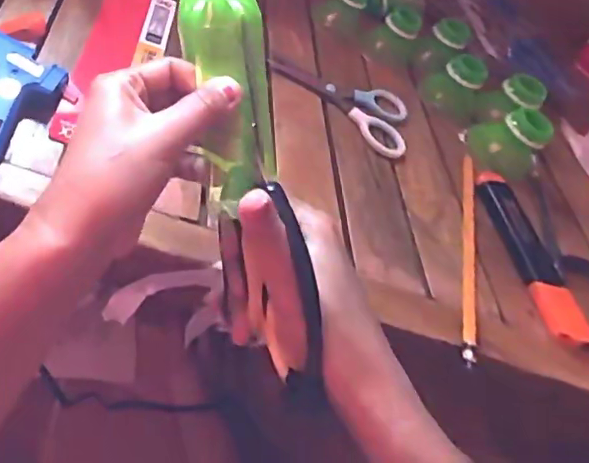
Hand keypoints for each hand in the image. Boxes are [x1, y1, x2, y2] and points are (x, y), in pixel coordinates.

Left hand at [26, 58, 238, 267]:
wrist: (80, 231)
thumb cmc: (118, 175)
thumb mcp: (163, 138)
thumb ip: (200, 110)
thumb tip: (234, 84)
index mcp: (121, 85)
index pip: (171, 69)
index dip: (202, 84)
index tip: (237, 106)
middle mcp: (123, 103)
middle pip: (175, 96)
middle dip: (207, 114)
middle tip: (241, 133)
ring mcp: (128, 134)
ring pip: (175, 126)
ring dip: (203, 138)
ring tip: (233, 155)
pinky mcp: (135, 162)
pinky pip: (169, 150)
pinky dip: (189, 159)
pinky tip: (212, 174)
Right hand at [234, 188, 389, 386]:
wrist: (365, 394)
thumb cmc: (323, 333)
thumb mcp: (286, 284)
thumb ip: (266, 237)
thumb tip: (248, 193)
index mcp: (307, 224)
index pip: (254, 196)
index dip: (232, 224)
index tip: (223, 260)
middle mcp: (306, 235)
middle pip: (251, 232)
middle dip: (236, 270)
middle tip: (232, 306)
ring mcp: (305, 262)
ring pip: (253, 259)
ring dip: (239, 291)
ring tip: (237, 326)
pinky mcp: (303, 288)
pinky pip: (264, 280)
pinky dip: (249, 301)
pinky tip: (242, 328)